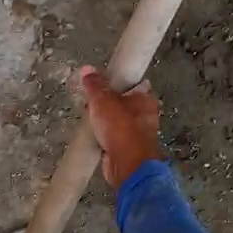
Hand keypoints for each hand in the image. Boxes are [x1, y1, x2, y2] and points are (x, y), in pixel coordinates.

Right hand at [78, 65, 162, 189]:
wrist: (126, 163)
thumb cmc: (119, 126)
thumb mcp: (102, 99)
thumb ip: (94, 85)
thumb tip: (86, 69)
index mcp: (146, 99)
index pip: (133, 86)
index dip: (117, 84)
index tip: (100, 86)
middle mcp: (146, 116)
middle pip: (123, 105)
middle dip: (106, 105)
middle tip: (89, 103)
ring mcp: (139, 135)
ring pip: (118, 123)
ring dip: (104, 123)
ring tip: (88, 119)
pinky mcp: (129, 151)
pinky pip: (114, 139)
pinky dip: (104, 138)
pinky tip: (92, 136)